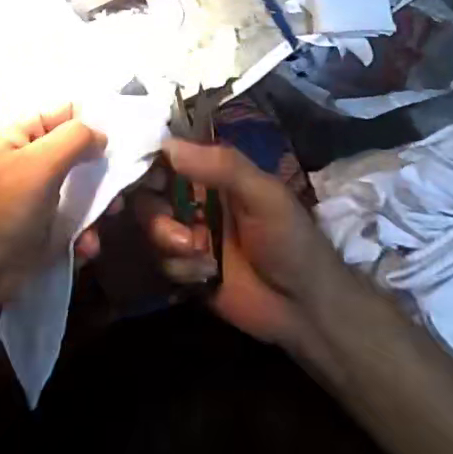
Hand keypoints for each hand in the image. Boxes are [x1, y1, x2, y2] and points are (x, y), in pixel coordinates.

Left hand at [0, 106, 106, 308]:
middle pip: (74, 151)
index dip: (93, 124)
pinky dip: (80, 230)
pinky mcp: (35, 223)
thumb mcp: (37, 165)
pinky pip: (68, 217)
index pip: (63, 112)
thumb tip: (100, 133)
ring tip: (101, 226)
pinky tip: (85, 247)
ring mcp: (29, 191)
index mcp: (13, 130)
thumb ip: (73, 139)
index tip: (121, 145)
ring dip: (94, 207)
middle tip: (117, 193)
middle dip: (98, 173)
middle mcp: (22, 155)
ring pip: (76, 187)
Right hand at [139, 139, 348, 352]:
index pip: (169, 156)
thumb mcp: (264, 194)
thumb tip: (167, 145)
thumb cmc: (291, 240)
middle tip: (177, 230)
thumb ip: (222, 166)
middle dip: (155, 212)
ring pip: (151, 227)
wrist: (306, 308)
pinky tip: (206, 275)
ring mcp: (187, 235)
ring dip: (168, 240)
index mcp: (213, 175)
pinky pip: (160, 261)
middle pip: (149, 193)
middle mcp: (194, 200)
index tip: (146, 175)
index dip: (150, 163)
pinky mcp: (184, 269)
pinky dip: (180, 267)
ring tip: (200, 254)